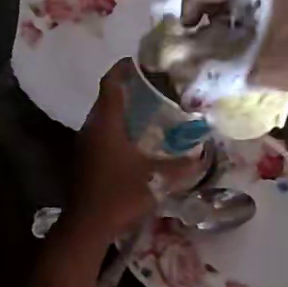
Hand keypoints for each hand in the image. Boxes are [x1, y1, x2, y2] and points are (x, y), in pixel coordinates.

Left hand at [66, 61, 207, 240]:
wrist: (87, 226)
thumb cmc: (120, 195)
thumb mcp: (156, 180)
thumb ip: (181, 166)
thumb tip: (203, 154)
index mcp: (106, 124)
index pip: (110, 84)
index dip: (122, 69)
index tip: (138, 60)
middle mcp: (91, 128)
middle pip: (106, 99)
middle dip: (127, 90)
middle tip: (153, 87)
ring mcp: (84, 145)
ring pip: (103, 118)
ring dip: (122, 111)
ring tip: (149, 110)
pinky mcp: (84, 161)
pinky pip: (101, 134)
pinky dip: (117, 129)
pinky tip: (136, 140)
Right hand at [183, 0, 287, 92]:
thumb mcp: (257, 69)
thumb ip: (217, 75)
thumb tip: (189, 89)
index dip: (188, 8)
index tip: (187, 32)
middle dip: (213, 5)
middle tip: (210, 32)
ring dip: (239, 5)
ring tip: (239, 36)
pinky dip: (263, 5)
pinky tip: (271, 33)